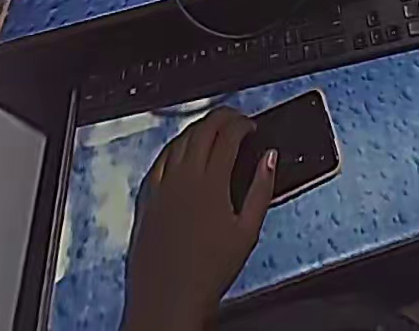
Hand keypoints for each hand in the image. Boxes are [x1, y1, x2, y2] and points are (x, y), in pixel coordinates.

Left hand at [123, 107, 274, 330]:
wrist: (168, 301)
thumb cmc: (208, 272)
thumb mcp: (247, 232)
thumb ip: (261, 189)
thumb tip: (270, 158)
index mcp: (211, 181)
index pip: (228, 134)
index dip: (242, 123)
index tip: (250, 125)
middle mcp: (185, 175)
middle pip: (203, 128)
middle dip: (222, 116)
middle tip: (235, 119)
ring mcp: (163, 183)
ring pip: (181, 138)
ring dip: (199, 126)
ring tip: (213, 129)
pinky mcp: (148, 195)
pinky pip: (161, 157)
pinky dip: (176, 145)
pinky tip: (182, 150)